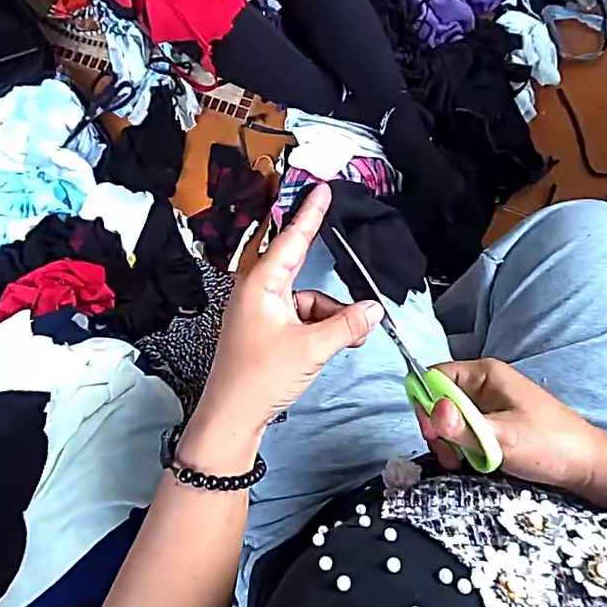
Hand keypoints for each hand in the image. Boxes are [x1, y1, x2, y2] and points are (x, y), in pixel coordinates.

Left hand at [183, 184, 381, 473]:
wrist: (232, 417)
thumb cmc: (258, 378)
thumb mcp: (311, 348)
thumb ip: (347, 325)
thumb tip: (373, 309)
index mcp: (261, 285)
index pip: (292, 239)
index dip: (310, 213)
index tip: (321, 189)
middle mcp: (260, 292)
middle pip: (306, 276)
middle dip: (331, 295)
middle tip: (348, 304)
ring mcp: (264, 313)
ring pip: (310, 302)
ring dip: (331, 318)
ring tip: (343, 342)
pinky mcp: (269, 332)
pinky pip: (304, 319)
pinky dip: (322, 330)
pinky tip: (332, 347)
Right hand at [413, 358, 606, 494]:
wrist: (588, 466)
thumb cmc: (551, 446)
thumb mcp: (502, 439)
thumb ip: (464, 427)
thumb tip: (433, 410)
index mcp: (486, 374)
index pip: (434, 376)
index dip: (426, 403)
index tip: (433, 434)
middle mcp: (485, 384)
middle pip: (439, 399)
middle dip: (438, 429)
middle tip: (451, 455)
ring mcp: (491, 404)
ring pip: (451, 419)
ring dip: (451, 442)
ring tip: (466, 462)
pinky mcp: (496, 422)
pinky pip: (466, 431)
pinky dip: (465, 448)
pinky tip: (477, 462)